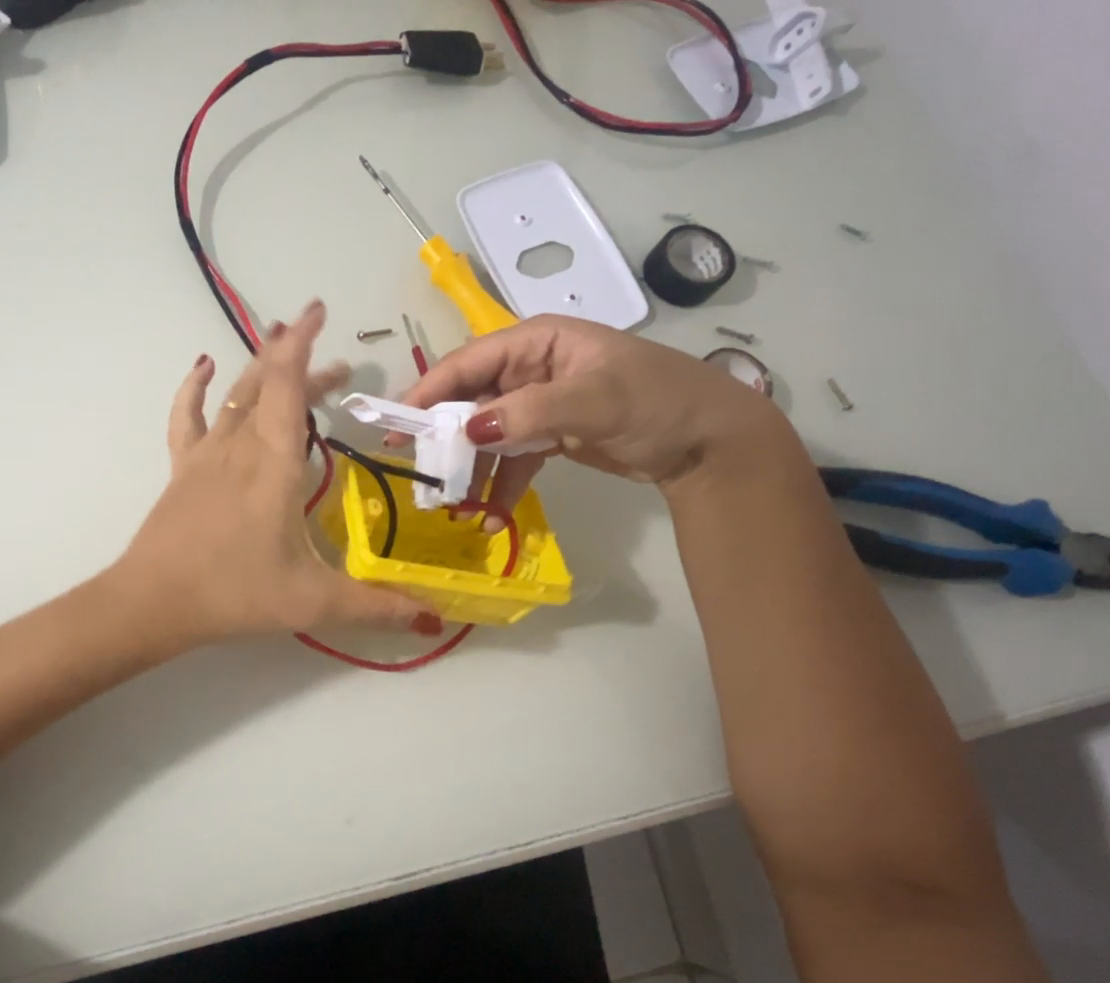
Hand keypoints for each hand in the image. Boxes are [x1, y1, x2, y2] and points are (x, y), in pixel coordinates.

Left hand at [114, 301, 437, 645]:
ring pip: (235, 395)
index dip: (304, 345)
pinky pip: (187, 415)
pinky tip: (204, 368)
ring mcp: (206, 455)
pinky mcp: (182, 469)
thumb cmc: (236, 594)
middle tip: (335, 363)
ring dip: (262, 370)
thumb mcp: (314, 602)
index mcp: (275, 462)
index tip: (319, 312)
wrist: (154, 601)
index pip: (289, 386)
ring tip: (285, 353)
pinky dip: (196, 387)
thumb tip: (432, 615)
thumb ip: (375, 605)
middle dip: (299, 360)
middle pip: (267, 384)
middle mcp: (240, 445)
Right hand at [391, 315, 783, 513]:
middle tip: (417, 469)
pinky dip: (499, 484)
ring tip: (452, 502)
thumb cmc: (657, 403)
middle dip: (445, 435)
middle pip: (470, 399)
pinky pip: (511, 457)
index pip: (468, 363)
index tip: (398, 426)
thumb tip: (469, 430)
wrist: (711, 442)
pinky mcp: (551, 435)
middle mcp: (531, 368)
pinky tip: (489, 514)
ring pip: (487, 433)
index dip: (430, 392)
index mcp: (538, 341)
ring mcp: (540, 403)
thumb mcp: (594, 401)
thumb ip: (529, 412)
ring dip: (470, 467)